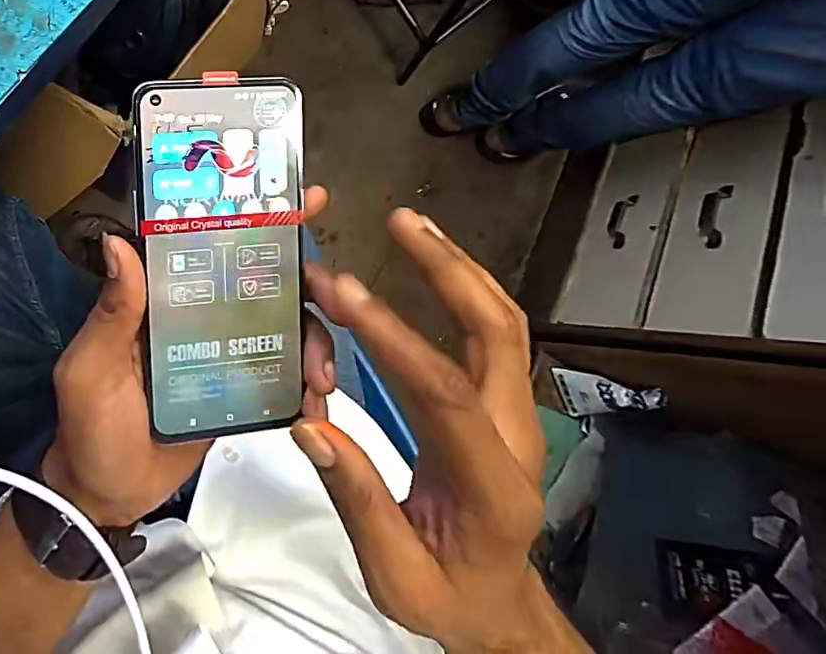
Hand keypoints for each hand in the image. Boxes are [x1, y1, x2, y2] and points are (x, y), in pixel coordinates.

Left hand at [44, 186, 332, 526]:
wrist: (108, 496)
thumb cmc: (89, 426)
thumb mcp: (91, 367)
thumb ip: (111, 312)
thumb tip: (119, 243)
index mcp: (164, 294)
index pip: (209, 240)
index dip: (253, 215)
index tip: (297, 198)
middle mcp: (201, 309)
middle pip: (265, 276)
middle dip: (307, 277)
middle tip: (332, 293)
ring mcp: (225, 346)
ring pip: (285, 322)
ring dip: (314, 337)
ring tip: (320, 375)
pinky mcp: (242, 384)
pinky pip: (283, 369)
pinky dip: (306, 376)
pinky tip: (316, 396)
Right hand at [292, 209, 586, 653]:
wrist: (503, 604)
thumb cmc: (449, 592)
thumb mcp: (395, 576)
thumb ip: (356, 499)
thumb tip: (309, 422)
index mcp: (491, 485)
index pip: (444, 393)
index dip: (390, 335)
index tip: (341, 291)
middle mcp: (516, 434)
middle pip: (497, 332)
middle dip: (446, 268)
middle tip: (399, 222)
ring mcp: (516, 410)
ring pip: (501, 320)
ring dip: (457, 265)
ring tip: (411, 223)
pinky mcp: (503, 398)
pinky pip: (491, 329)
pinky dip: (463, 283)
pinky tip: (432, 256)